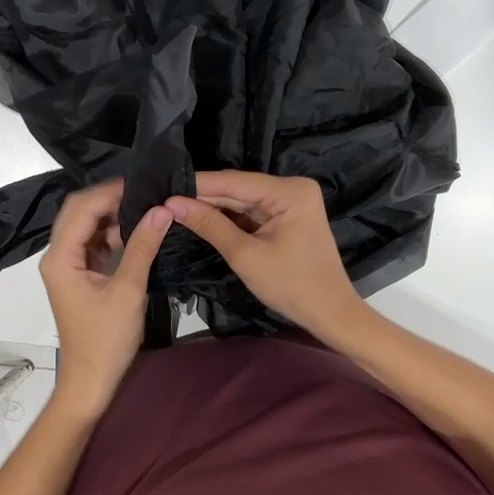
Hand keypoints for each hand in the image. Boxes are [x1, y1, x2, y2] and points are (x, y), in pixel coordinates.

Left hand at [39, 179, 172, 417]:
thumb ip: (142, 247)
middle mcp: (56, 257)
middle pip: (80, 212)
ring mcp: (66, 267)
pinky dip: (112, 235)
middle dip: (111, 200)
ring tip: (146, 209)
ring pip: (86, 227)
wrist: (91, 381)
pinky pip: (92, 245)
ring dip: (112, 217)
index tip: (144, 183)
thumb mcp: (128, 291)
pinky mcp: (78, 277)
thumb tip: (163, 209)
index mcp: (60, 258)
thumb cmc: (106, 340)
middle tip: (146, 192)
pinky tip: (136, 233)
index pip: (82, 208)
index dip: (111, 192)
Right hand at [165, 171, 363, 335]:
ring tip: (175, 209)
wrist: (329, 312)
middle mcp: (292, 188)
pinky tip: (201, 219)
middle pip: (238, 189)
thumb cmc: (291, 285)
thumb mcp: (244, 255)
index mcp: (289, 192)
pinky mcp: (287, 215)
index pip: (234, 182)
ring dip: (213, 208)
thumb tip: (172, 204)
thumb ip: (209, 225)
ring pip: (242, 200)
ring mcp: (291, 201)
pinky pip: (251, 211)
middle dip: (203, 197)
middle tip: (165, 202)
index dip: (197, 186)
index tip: (164, 190)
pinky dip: (229, 218)